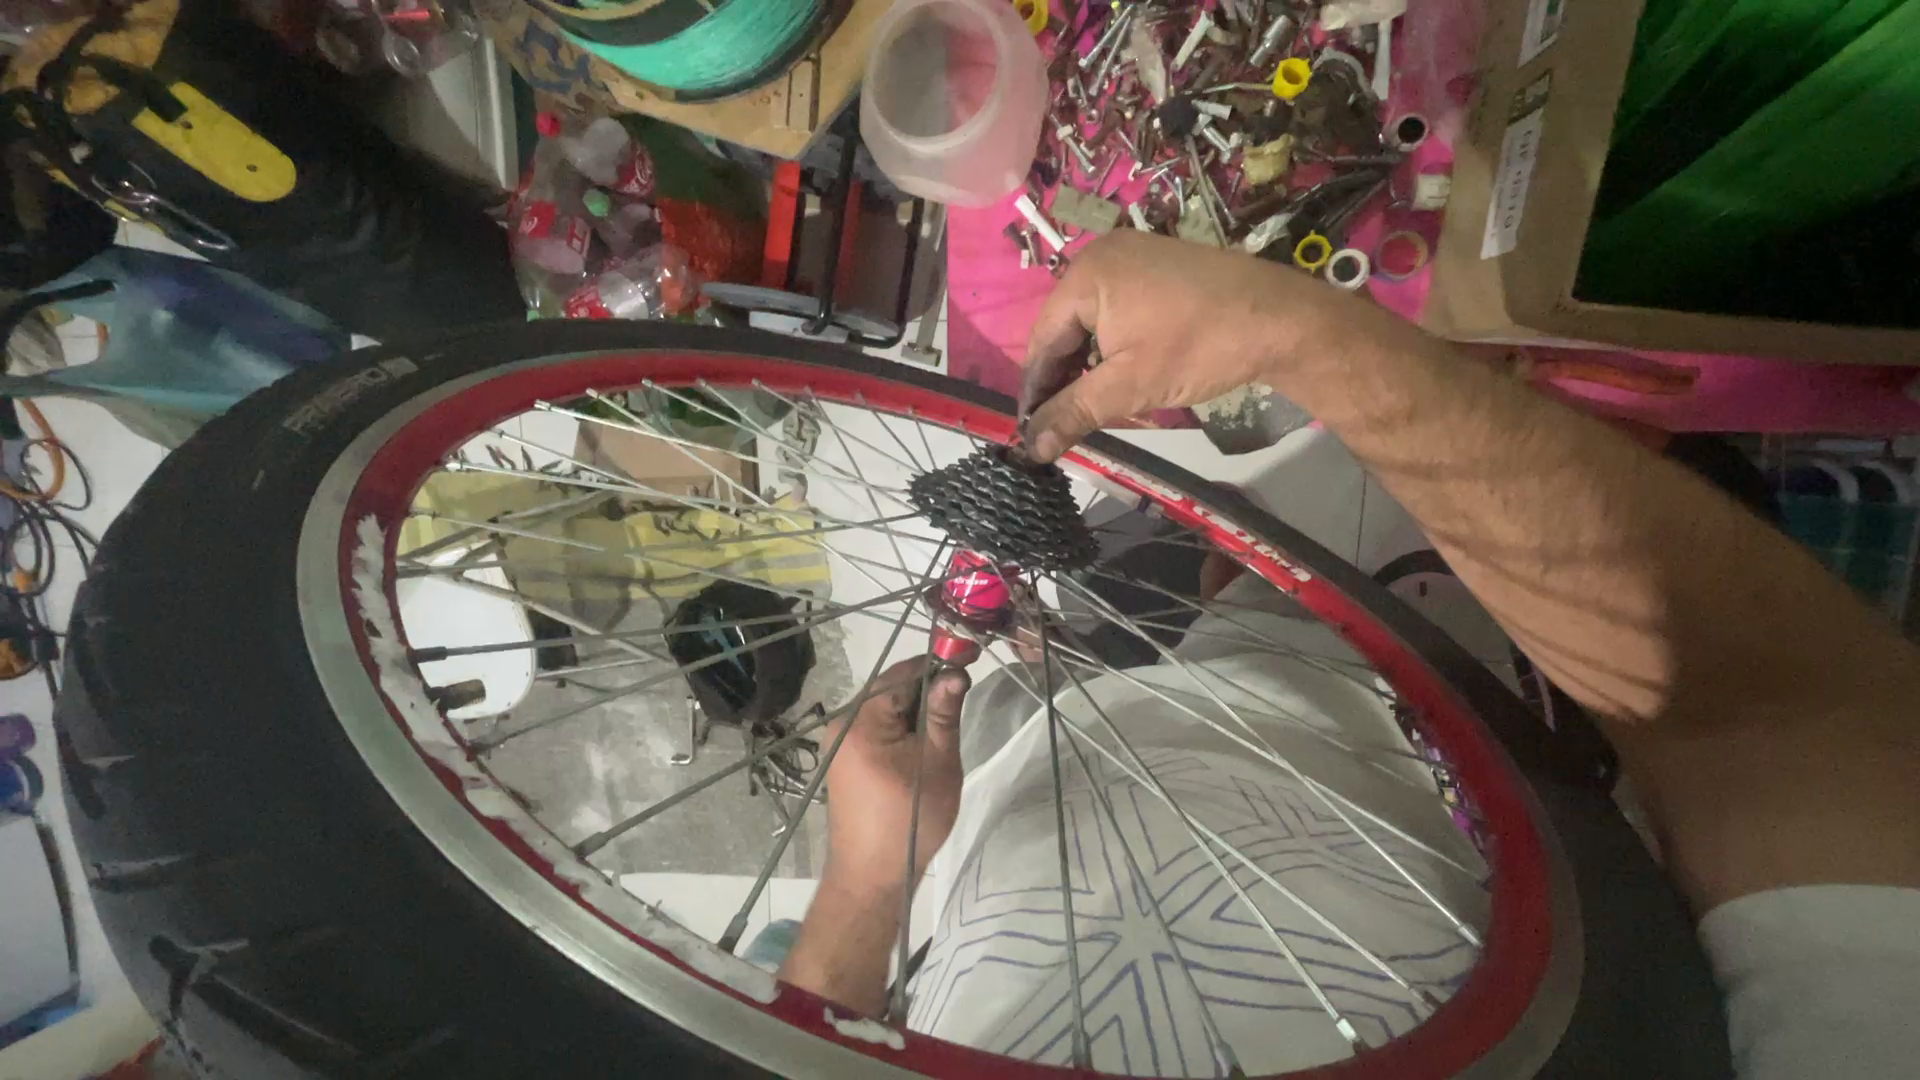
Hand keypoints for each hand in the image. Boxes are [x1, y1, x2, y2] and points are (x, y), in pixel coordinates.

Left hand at [819, 656, 971, 900]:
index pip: (903, 673)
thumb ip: (944, 712)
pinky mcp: (844, 757)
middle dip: (927, 686)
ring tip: (948, 715)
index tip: (970, 658)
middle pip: (891, 687)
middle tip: (964, 689)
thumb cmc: (909, 819)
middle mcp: (842, 722)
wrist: (872, 877)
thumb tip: (957, 671)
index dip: (937, 663)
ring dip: (915, 706)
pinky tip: (923, 737)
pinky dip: (901, 723)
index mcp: (861, 719)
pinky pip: (876, 725)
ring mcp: (839, 740)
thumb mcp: (937, 761)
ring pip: (885, 706)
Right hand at [1019, 230, 1393, 461]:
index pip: (1041, 340)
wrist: (1283, 320)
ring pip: (1088, 323)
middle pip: (1062, 329)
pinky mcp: (1156, 267)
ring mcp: (1132, 257)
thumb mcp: (1128, 387)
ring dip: (1083, 366)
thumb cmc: (1199, 348)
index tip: (1030, 432)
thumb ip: (1072, 414)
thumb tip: (1031, 449)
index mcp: (1085, 275)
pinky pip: (1113, 311)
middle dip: (1059, 379)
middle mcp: (1101, 255)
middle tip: (1058, 424)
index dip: (1033, 391)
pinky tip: (1114, 375)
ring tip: (1085, 406)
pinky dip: (1108, 346)